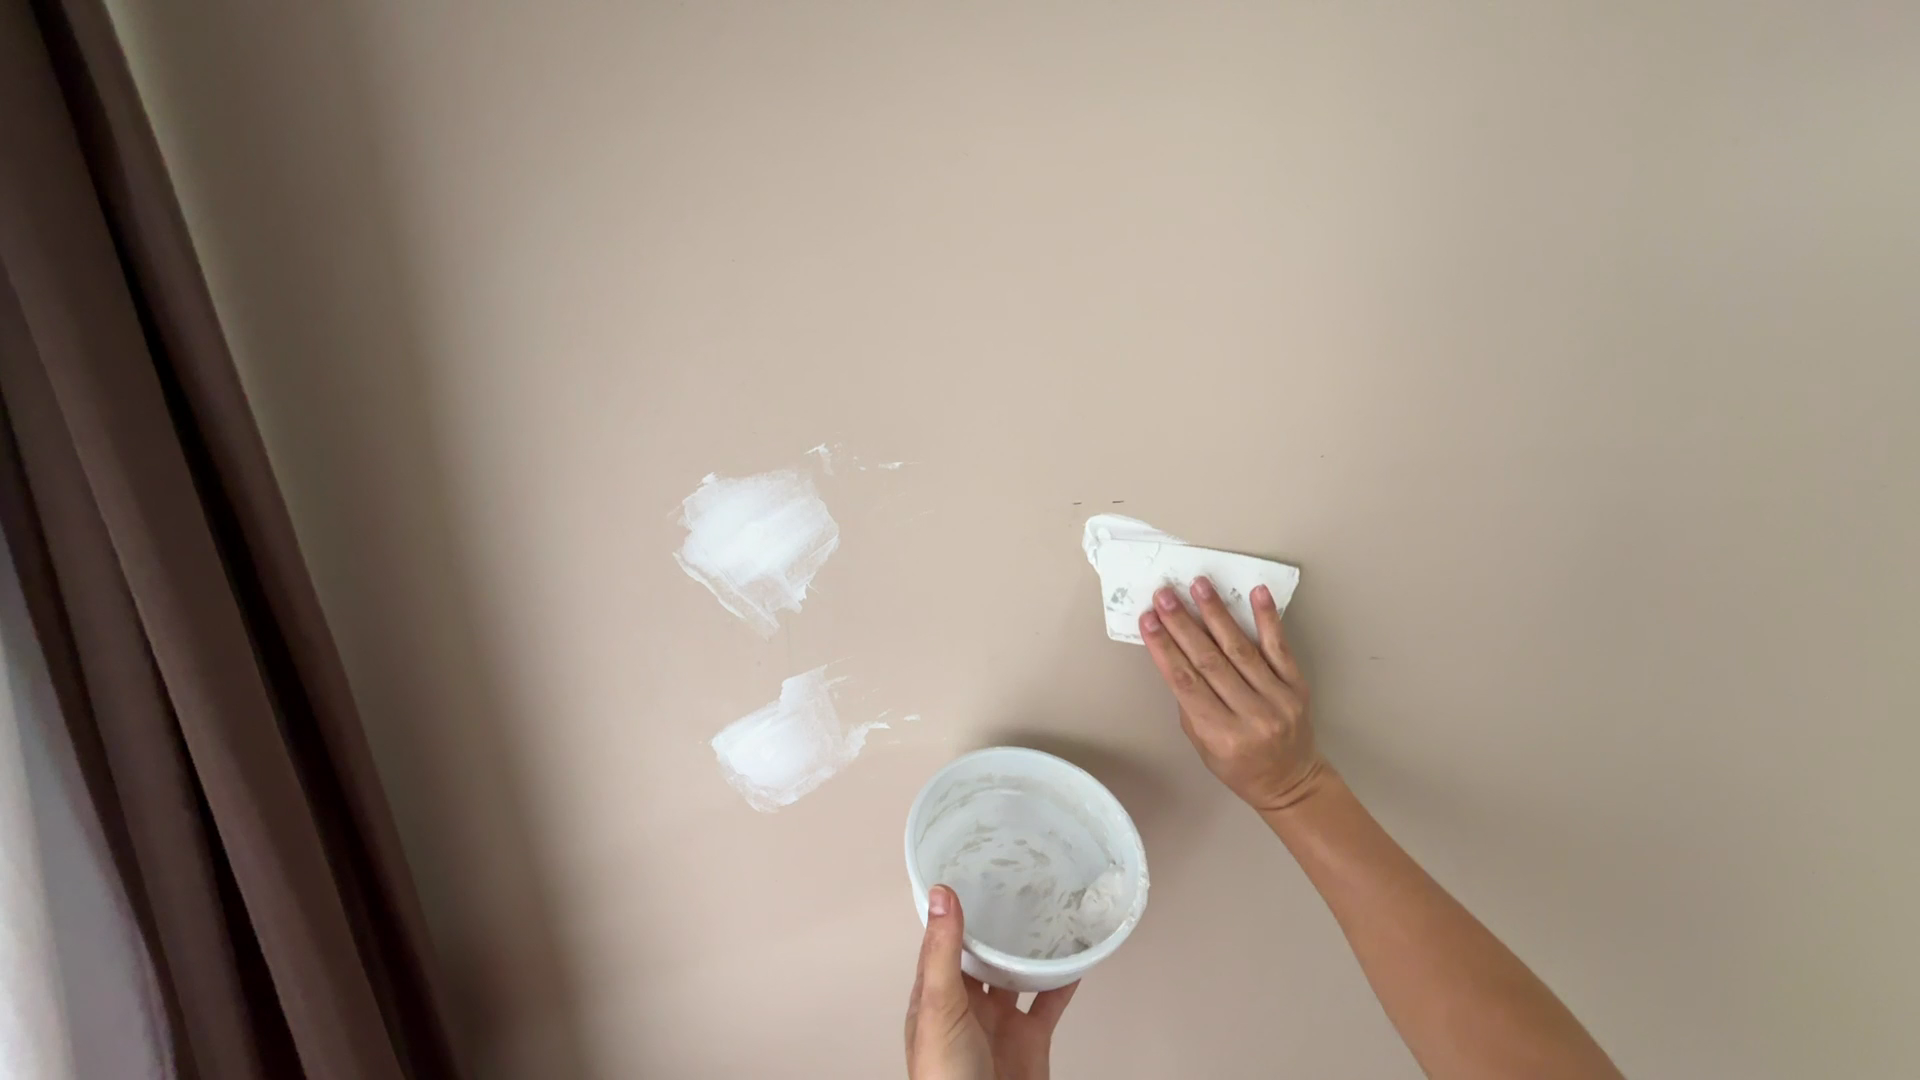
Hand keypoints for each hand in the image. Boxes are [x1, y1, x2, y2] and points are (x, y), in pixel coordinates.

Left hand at [906, 885, 1077, 1079]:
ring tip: (1047, 908)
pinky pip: (1048, 1002)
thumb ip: (943, 951)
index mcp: (935, 994)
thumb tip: (940, 890)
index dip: (954, 908)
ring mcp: (999, 1022)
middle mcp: (966, 1003)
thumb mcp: (939, 1006)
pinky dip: (1063, 980)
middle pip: (982, 954)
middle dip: (995, 923)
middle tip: (1017, 880)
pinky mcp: (1030, 1040)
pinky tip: (1076, 956)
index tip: (971, 869)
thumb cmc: (947, 1075)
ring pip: (1016, 974)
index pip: (942, 940)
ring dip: (1029, 948)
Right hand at [1139, 577, 1325, 811]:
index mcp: (1221, 734)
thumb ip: (1190, 703)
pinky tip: (1256, 592)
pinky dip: (1267, 618)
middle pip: (1210, 661)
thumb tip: (1176, 653)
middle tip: (1165, 595)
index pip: (1186, 682)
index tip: (1148, 620)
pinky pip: (1280, 647)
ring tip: (1199, 585)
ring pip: (1240, 648)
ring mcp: (1278, 698)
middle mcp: (1251, 715)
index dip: (1165, 648)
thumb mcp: (1202, 744)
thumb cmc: (1237, 766)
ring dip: (1217, 613)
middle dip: (1183, 624)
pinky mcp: (1297, 686)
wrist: (1292, 781)